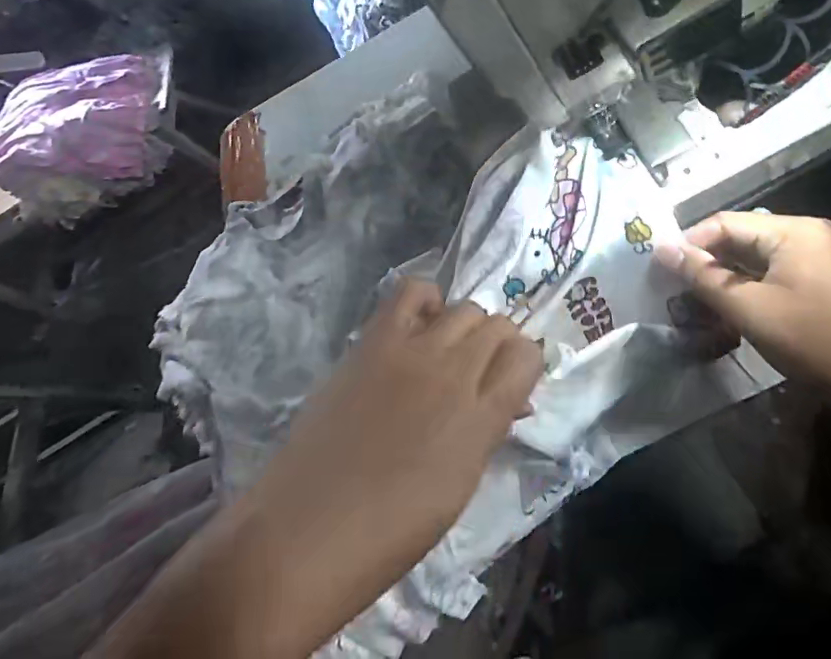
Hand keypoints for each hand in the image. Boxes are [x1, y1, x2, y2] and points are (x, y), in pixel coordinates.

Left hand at [230, 280, 542, 656]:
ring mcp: (412, 352)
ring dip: (467, 328)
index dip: (524, 366)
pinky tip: (420, 328)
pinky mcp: (372, 343)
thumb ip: (487, 432)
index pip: (528, 357)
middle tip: (479, 374)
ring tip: (448, 354)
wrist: (302, 536)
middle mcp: (455, 373)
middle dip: (499, 346)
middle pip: (499, 326)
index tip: (511, 383)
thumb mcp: (459, 487)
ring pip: (465, 308)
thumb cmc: (390, 532)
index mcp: (482, 418)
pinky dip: (427, 302)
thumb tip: (507, 402)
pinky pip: (412, 293)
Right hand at [656, 213, 830, 416]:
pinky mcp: (830, 283)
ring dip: (729, 282)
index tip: (661, 272)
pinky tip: (737, 316)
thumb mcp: (752, 311)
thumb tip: (662, 248)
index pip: (726, 222)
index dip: (690, 244)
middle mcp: (810, 233)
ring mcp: (824, 258)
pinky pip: (781, 276)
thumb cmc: (818, 344)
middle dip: (708, 265)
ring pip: (761, 260)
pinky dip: (754, 291)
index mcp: (794, 230)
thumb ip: (704, 278)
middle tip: (677, 294)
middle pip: (744, 239)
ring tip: (699, 309)